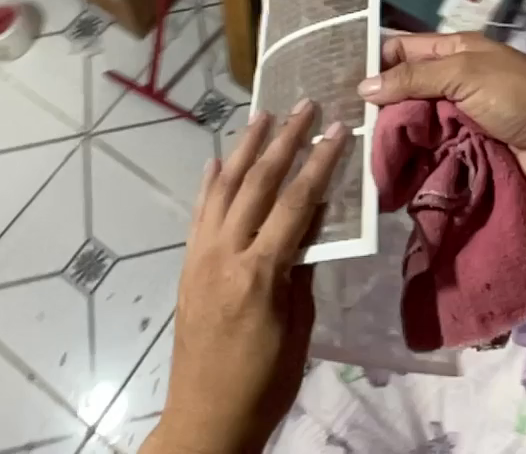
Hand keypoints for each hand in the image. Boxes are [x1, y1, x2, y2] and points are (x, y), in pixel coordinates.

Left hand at [148, 102, 349, 453]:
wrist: (205, 420)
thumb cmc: (264, 381)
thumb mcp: (298, 328)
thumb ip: (302, 268)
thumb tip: (313, 218)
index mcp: (258, 273)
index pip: (294, 203)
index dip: (319, 163)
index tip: (337, 129)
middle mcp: (224, 254)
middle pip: (257, 183)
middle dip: (284, 140)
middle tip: (304, 105)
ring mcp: (200, 256)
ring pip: (223, 188)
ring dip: (244, 148)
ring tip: (263, 115)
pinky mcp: (187, 264)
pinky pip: (198, 212)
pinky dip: (209, 182)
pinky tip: (215, 160)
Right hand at [357, 32, 525, 199]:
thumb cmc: (517, 96)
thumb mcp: (464, 74)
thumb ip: (414, 78)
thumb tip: (364, 86)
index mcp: (454, 51)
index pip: (402, 49)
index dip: (375, 62)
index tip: (340, 81)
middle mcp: (454, 80)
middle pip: (405, 89)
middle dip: (379, 104)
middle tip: (343, 123)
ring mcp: (460, 116)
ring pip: (415, 122)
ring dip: (395, 135)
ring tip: (358, 149)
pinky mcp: (466, 148)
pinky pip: (431, 149)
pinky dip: (414, 157)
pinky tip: (388, 167)